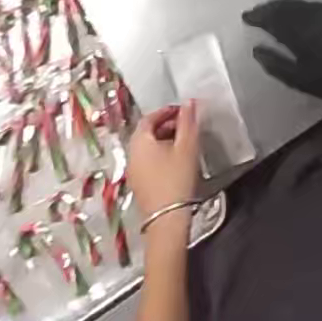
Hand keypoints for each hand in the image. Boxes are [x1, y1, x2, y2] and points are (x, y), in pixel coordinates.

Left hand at [126, 102, 199, 228]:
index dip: (167, 111)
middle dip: (167, 125)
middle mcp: (131, 153)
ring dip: (165, 140)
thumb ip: (188, 122)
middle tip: (187, 126)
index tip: (184, 111)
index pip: (150, 118)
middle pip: (148, 132)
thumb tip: (190, 102)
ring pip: (148, 148)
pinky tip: (177, 161)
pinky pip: (149, 161)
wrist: (167, 219)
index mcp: (139, 141)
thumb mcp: (187, 147)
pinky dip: (161, 154)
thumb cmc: (177, 178)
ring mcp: (133, 170)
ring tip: (185, 143)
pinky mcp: (139, 184)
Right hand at [242, 0, 321, 116]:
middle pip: (286, 8)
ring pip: (299, 4)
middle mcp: (311, 22)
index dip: (259, 16)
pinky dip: (300, 5)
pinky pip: (312, 6)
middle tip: (256, 11)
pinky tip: (297, 8)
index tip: (246, 17)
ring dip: (283, 4)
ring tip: (271, 8)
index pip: (274, 20)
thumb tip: (256, 49)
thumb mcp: (298, 80)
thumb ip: (276, 63)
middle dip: (269, 7)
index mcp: (299, 36)